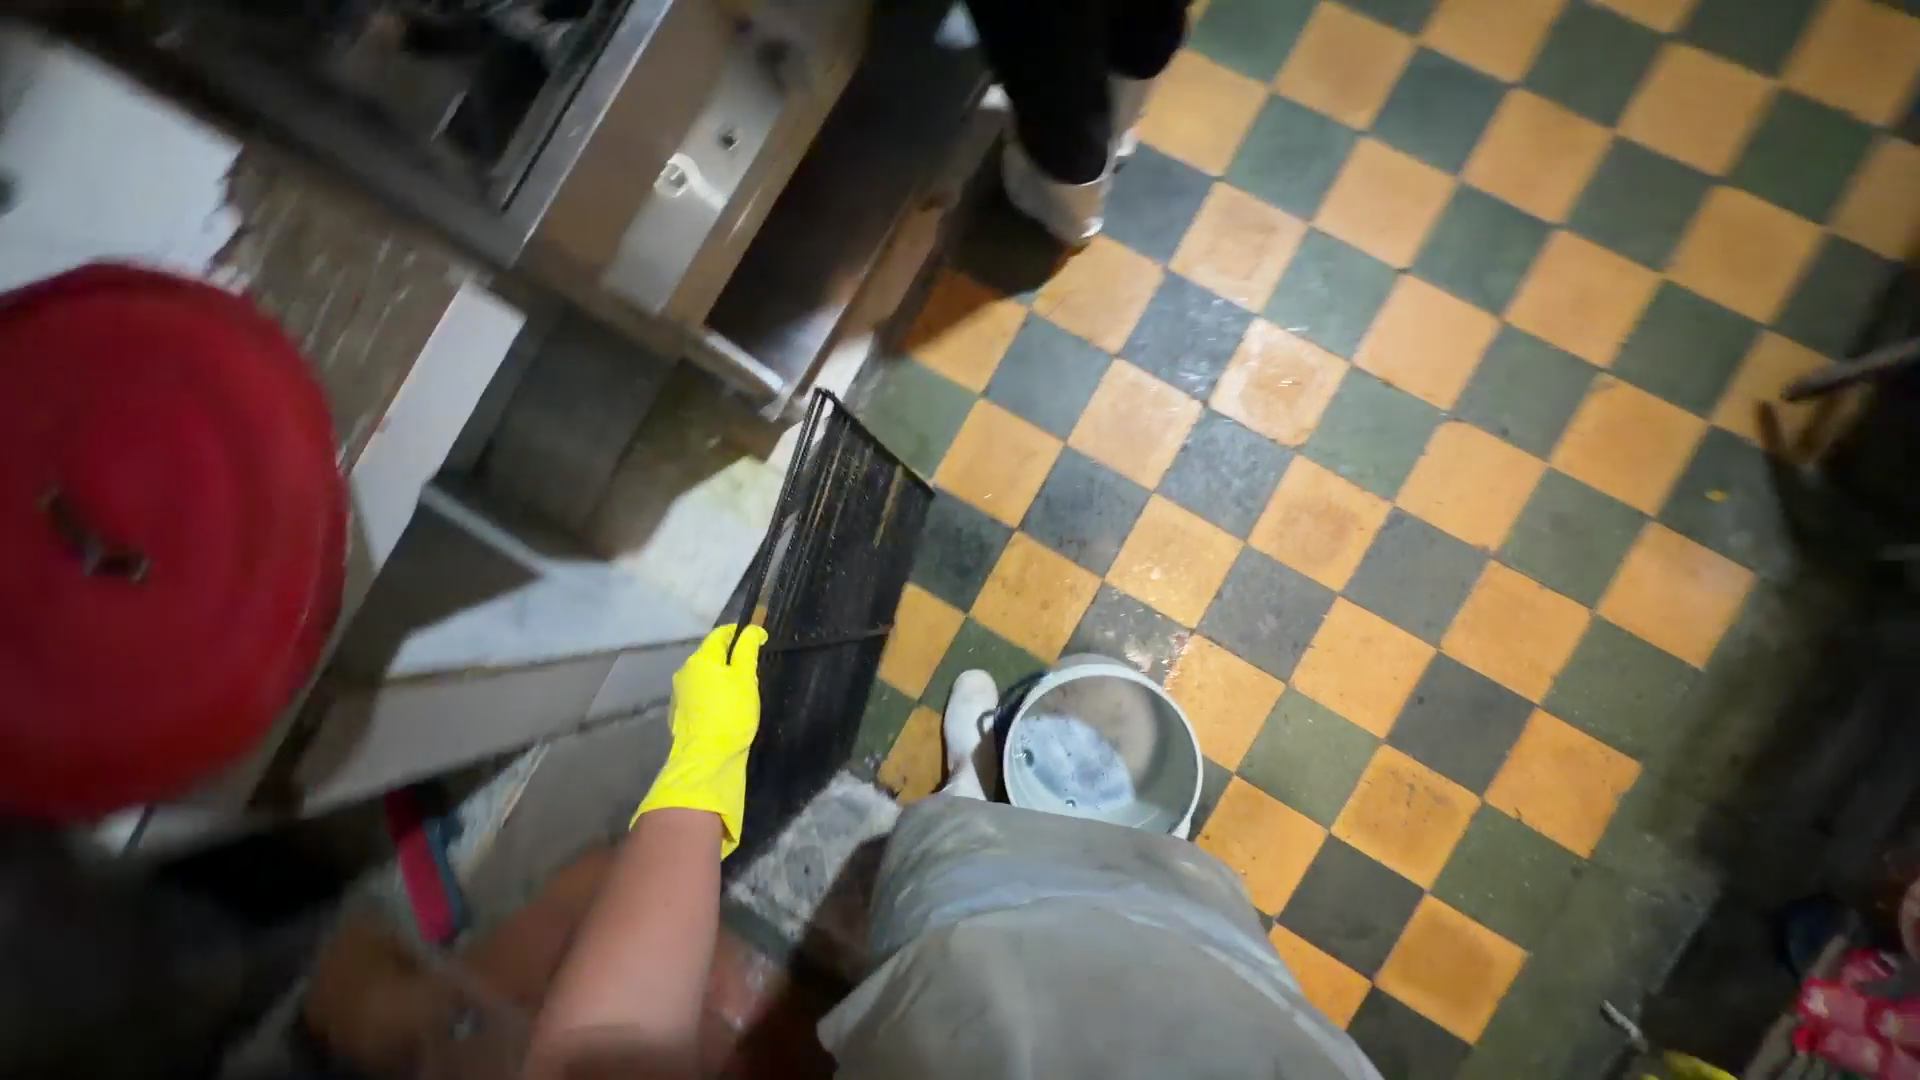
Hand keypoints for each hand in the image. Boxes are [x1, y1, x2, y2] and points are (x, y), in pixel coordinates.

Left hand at [631, 624, 765, 857]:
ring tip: (741, 689)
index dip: (740, 632)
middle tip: (753, 667)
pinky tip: (725, 707)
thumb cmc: (731, 713)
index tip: (759, 638)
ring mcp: (680, 694)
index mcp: (701, 659)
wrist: (706, 758)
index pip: (720, 634)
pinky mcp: (680, 714)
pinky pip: (699, 695)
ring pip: (704, 676)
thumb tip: (752, 629)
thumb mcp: (746, 677)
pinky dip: (713, 694)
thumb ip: (748, 649)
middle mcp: (685, 672)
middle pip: (710, 655)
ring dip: (720, 676)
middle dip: (730, 656)